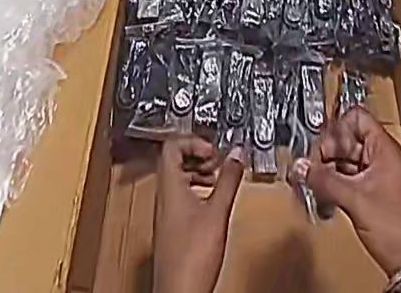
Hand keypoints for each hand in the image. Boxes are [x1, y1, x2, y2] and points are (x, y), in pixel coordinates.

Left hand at [154, 135, 244, 292]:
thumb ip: (228, 179)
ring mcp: (166, 214)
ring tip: (218, 177)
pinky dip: (197, 189)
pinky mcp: (172, 228)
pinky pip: (180, 196)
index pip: (172, 146)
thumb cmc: (191, 259)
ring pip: (178, 179)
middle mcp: (164, 198)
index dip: (194, 141)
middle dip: (199, 155)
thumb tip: (236, 154)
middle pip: (174, 160)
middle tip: (218, 160)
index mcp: (169, 187)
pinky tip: (212, 200)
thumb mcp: (217, 212)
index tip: (212, 149)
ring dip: (199, 172)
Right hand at [291, 107, 400, 276]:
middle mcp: (381, 156)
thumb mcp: (355, 199)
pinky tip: (325, 193)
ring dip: (330, 168)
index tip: (322, 145)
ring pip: (348, 160)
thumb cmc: (396, 227)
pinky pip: (350, 177)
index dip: (338, 128)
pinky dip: (336, 182)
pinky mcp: (374, 192)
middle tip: (313, 165)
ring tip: (315, 180)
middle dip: (329, 150)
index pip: (357, 118)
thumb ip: (325, 180)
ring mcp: (378, 174)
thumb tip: (302, 166)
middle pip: (349, 139)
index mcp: (383, 147)